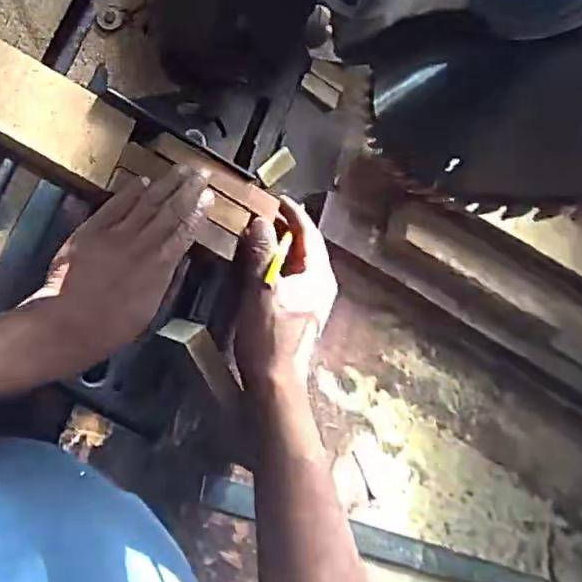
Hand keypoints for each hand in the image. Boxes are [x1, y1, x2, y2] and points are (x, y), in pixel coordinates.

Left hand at [22, 165, 212, 376]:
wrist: (68, 323)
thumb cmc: (111, 327)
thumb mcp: (149, 310)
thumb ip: (165, 281)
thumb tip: (179, 259)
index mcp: (158, 267)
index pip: (183, 232)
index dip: (197, 212)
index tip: (208, 196)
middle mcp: (141, 245)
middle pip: (169, 211)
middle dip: (187, 189)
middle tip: (201, 173)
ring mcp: (115, 234)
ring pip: (146, 202)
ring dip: (165, 184)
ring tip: (180, 169)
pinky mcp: (91, 229)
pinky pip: (115, 204)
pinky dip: (130, 191)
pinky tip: (143, 180)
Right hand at [234, 197, 337, 396]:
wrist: (275, 384)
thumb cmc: (269, 338)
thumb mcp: (261, 291)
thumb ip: (261, 254)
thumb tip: (261, 221)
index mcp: (318, 277)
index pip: (309, 234)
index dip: (293, 213)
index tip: (277, 198)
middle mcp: (321, 285)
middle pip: (306, 246)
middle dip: (287, 226)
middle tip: (265, 210)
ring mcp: (313, 299)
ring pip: (299, 260)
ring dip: (281, 244)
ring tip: (260, 230)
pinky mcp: (301, 310)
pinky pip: (293, 274)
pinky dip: (279, 261)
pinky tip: (262, 262)